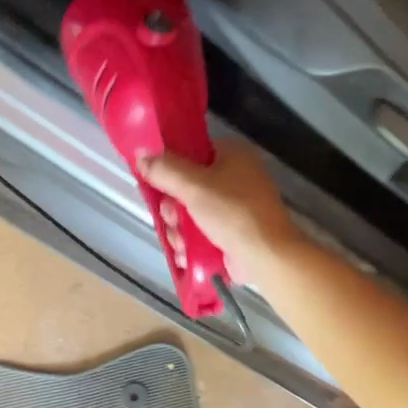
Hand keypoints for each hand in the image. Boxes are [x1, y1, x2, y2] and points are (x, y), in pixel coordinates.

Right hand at [138, 141, 302, 283]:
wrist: (266, 255)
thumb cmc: (232, 213)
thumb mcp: (194, 186)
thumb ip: (165, 169)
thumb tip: (141, 154)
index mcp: (232, 155)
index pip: (193, 152)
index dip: (170, 167)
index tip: (154, 183)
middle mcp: (236, 178)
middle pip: (188, 187)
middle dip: (173, 208)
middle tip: (171, 218)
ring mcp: (236, 208)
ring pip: (192, 213)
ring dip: (180, 229)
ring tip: (181, 242)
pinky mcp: (234, 234)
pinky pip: (204, 233)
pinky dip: (192, 243)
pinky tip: (185, 254)